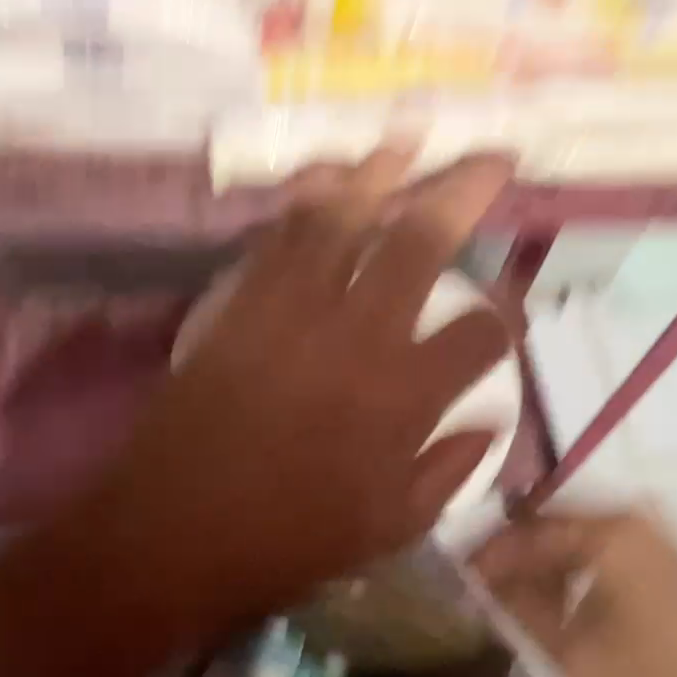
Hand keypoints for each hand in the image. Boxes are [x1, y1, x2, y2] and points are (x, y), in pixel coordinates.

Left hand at [112, 145, 514, 608]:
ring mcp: (295, 308)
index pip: (479, 333)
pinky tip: (330, 176)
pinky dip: (308, 197)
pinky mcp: (242, 300)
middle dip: (466, 191)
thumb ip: (450, 470)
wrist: (172, 534)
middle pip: (423, 240)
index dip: (504, 318)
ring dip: (383, 169)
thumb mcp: (391, 528)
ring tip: (411, 136)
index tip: (505, 316)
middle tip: (494, 158)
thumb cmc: (288, 540)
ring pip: (346, 215)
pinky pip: (281, 233)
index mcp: (406, 396)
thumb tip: (489, 424)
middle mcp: (359, 334)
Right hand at [470, 504, 676, 676]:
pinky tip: (566, 607)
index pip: (528, 530)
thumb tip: (483, 575)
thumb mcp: (575, 655)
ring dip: (547, 567)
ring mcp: (663, 540)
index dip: (488, 554)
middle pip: (556, 526)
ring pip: (584, 541)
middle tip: (482, 588)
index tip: (457, 576)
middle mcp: (637, 520)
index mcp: (610, 530)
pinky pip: (612, 555)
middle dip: (516, 556)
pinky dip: (580, 575)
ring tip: (518, 603)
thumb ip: (521, 608)